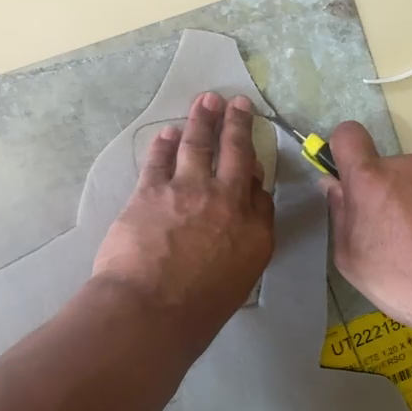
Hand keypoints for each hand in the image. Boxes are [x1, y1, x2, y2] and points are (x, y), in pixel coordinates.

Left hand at [92, 93, 274, 326]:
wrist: (151, 309)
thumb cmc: (197, 310)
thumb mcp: (239, 280)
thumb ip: (245, 244)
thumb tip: (243, 217)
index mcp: (255, 232)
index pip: (260, 192)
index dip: (254, 169)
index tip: (250, 158)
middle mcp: (227, 202)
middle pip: (236, 153)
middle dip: (237, 123)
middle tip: (238, 102)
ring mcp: (189, 191)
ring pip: (198, 144)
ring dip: (202, 118)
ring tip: (206, 99)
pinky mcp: (152, 190)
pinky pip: (160, 158)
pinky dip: (165, 143)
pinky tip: (168, 132)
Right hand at [323, 121, 411, 357]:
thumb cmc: (404, 284)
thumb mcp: (351, 260)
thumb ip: (340, 214)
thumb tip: (335, 186)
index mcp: (372, 180)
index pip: (348, 135)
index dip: (344, 151)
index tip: (350, 177)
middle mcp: (409, 166)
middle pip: (387, 169)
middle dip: (386, 192)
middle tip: (396, 234)